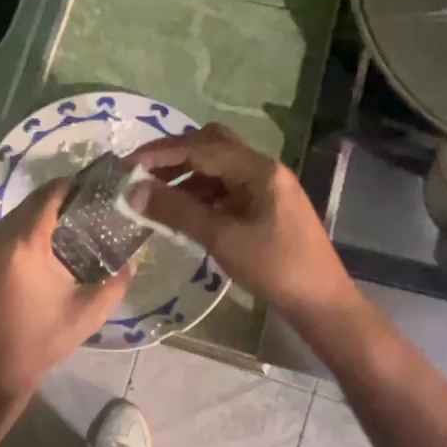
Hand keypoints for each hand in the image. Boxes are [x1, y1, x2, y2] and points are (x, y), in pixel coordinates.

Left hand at [0, 178, 132, 393]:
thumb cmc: (39, 342)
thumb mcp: (87, 312)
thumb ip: (115, 281)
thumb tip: (130, 261)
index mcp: (24, 245)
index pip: (48, 196)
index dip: (69, 186)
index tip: (88, 185)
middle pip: (26, 206)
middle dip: (52, 203)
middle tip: (78, 210)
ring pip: (7, 221)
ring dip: (30, 221)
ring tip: (56, 234)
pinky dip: (12, 239)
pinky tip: (29, 256)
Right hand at [125, 123, 358, 322]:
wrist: (320, 301)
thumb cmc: (274, 267)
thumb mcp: (220, 238)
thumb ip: (176, 210)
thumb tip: (134, 191)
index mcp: (257, 170)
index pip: (200, 148)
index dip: (159, 153)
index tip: (126, 166)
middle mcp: (262, 168)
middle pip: (210, 145)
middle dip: (172, 156)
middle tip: (140, 174)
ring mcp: (264, 185)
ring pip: (216, 166)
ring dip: (184, 174)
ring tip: (154, 195)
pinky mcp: (263, 203)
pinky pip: (224, 185)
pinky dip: (198, 191)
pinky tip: (181, 210)